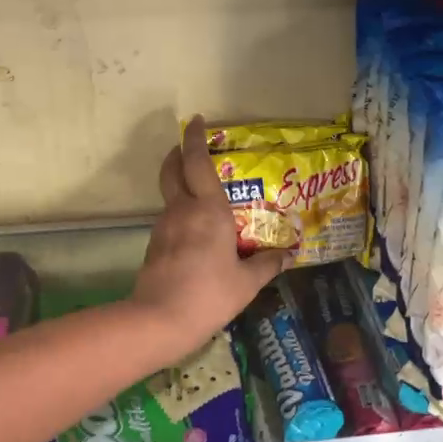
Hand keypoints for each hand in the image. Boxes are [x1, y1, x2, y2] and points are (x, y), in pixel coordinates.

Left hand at [131, 117, 289, 351]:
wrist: (159, 320)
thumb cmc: (209, 294)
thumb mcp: (246, 282)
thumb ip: (266, 264)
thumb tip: (287, 255)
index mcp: (208, 209)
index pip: (196, 161)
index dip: (195, 138)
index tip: (197, 121)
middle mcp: (183, 209)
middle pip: (172, 169)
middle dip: (179, 152)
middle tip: (190, 147)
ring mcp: (165, 226)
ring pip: (171, 195)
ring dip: (182, 186)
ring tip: (205, 198)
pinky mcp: (155, 244)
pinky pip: (171, 219)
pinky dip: (181, 214)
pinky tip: (197, 232)